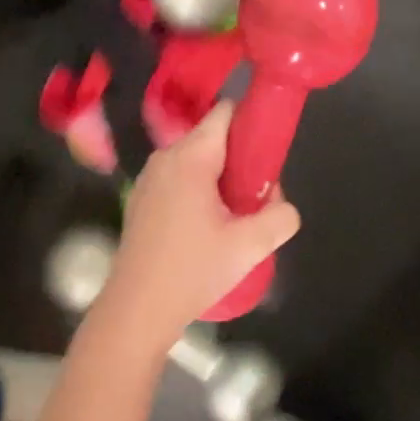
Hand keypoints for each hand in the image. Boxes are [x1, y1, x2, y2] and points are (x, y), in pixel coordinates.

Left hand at [100, 103, 300, 337]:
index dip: (252, 122)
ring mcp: (149, 178)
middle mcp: (165, 157)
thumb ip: (280, 216)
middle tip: (257, 194)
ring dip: (220, 178)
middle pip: (212, 137)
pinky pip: (179, 179)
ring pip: (195, 161)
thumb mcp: (250, 246)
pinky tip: (209, 227)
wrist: (138, 308)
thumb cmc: (193, 271)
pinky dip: (198, 191)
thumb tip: (279, 203)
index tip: (270, 151)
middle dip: (240, 158)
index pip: (225, 112)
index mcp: (190, 157)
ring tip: (236, 215)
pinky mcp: (142, 200)